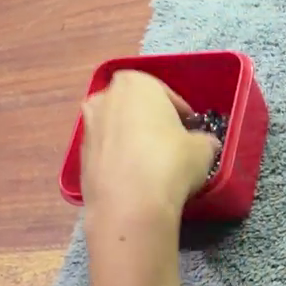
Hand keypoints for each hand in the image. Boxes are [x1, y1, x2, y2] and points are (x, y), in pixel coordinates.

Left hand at [79, 70, 220, 222]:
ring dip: (135, 140)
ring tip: (155, 164)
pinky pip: (109, 150)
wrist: (130, 201)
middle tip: (173, 144)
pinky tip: (139, 178)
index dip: (182, 114)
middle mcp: (105, 96)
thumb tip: (204, 143)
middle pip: (136, 107)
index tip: (192, 131)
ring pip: (119, 128)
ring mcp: (88, 124)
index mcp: (136, 84)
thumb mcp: (204, 149)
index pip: (166, 94)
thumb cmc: (171, 161)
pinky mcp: (81, 154)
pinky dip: (122, 158)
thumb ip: (204, 140)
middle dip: (153, 122)